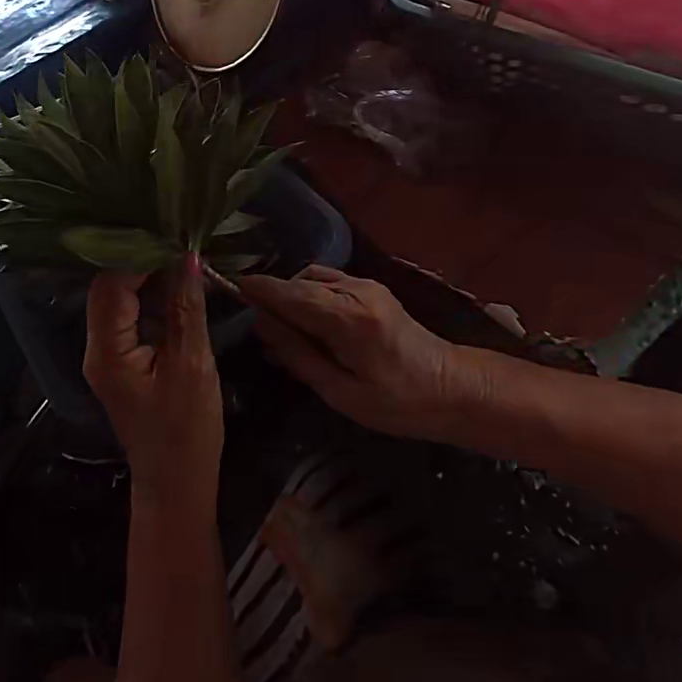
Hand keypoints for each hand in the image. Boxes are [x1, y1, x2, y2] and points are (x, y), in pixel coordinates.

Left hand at [84, 257, 222, 507]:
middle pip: (109, 289)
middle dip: (144, 264)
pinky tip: (178, 288)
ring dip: (149, 280)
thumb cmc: (187, 432)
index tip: (175, 240)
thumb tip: (187, 257)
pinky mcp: (120, 359)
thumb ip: (186, 308)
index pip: (111, 285)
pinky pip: (130, 317)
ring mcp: (106, 354)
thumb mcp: (192, 365)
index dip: (140, 258)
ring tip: (185, 262)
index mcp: (106, 351)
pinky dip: (151, 299)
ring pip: (119, 300)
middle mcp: (96, 347)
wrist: (177, 484)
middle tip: (182, 247)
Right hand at [237, 265, 486, 440]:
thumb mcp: (341, 391)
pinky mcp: (369, 287)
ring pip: (309, 278)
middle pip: (297, 283)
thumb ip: (297, 354)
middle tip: (252, 325)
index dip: (256, 290)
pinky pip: (324, 282)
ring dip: (288, 296)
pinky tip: (303, 320)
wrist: (456, 389)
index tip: (226, 287)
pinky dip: (305, 294)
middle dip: (270, 298)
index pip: (290, 294)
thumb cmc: (399, 403)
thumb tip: (261, 325)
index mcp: (349, 319)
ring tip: (278, 329)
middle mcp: (356, 291)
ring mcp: (365, 285)